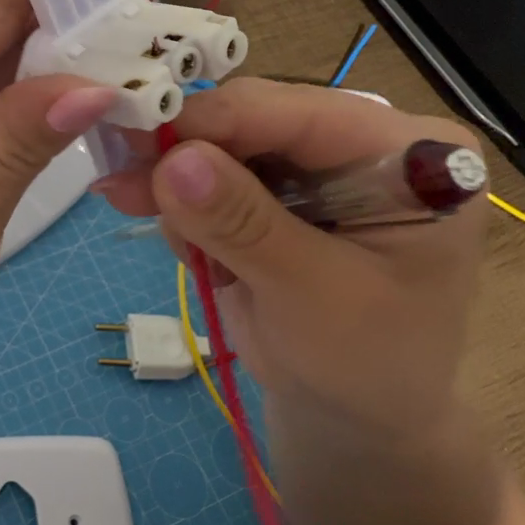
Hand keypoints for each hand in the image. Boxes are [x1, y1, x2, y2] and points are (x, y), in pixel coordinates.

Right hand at [95, 78, 488, 432]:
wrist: (352, 413)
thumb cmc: (364, 363)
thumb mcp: (313, 295)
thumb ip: (245, 225)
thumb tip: (174, 160)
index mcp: (406, 151)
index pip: (299, 111)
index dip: (215, 120)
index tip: (136, 137)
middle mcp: (359, 142)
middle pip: (252, 118)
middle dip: (186, 151)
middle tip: (119, 178)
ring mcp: (312, 166)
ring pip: (219, 142)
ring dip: (174, 178)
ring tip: (128, 202)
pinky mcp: (274, 192)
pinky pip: (210, 174)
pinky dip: (183, 203)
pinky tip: (185, 244)